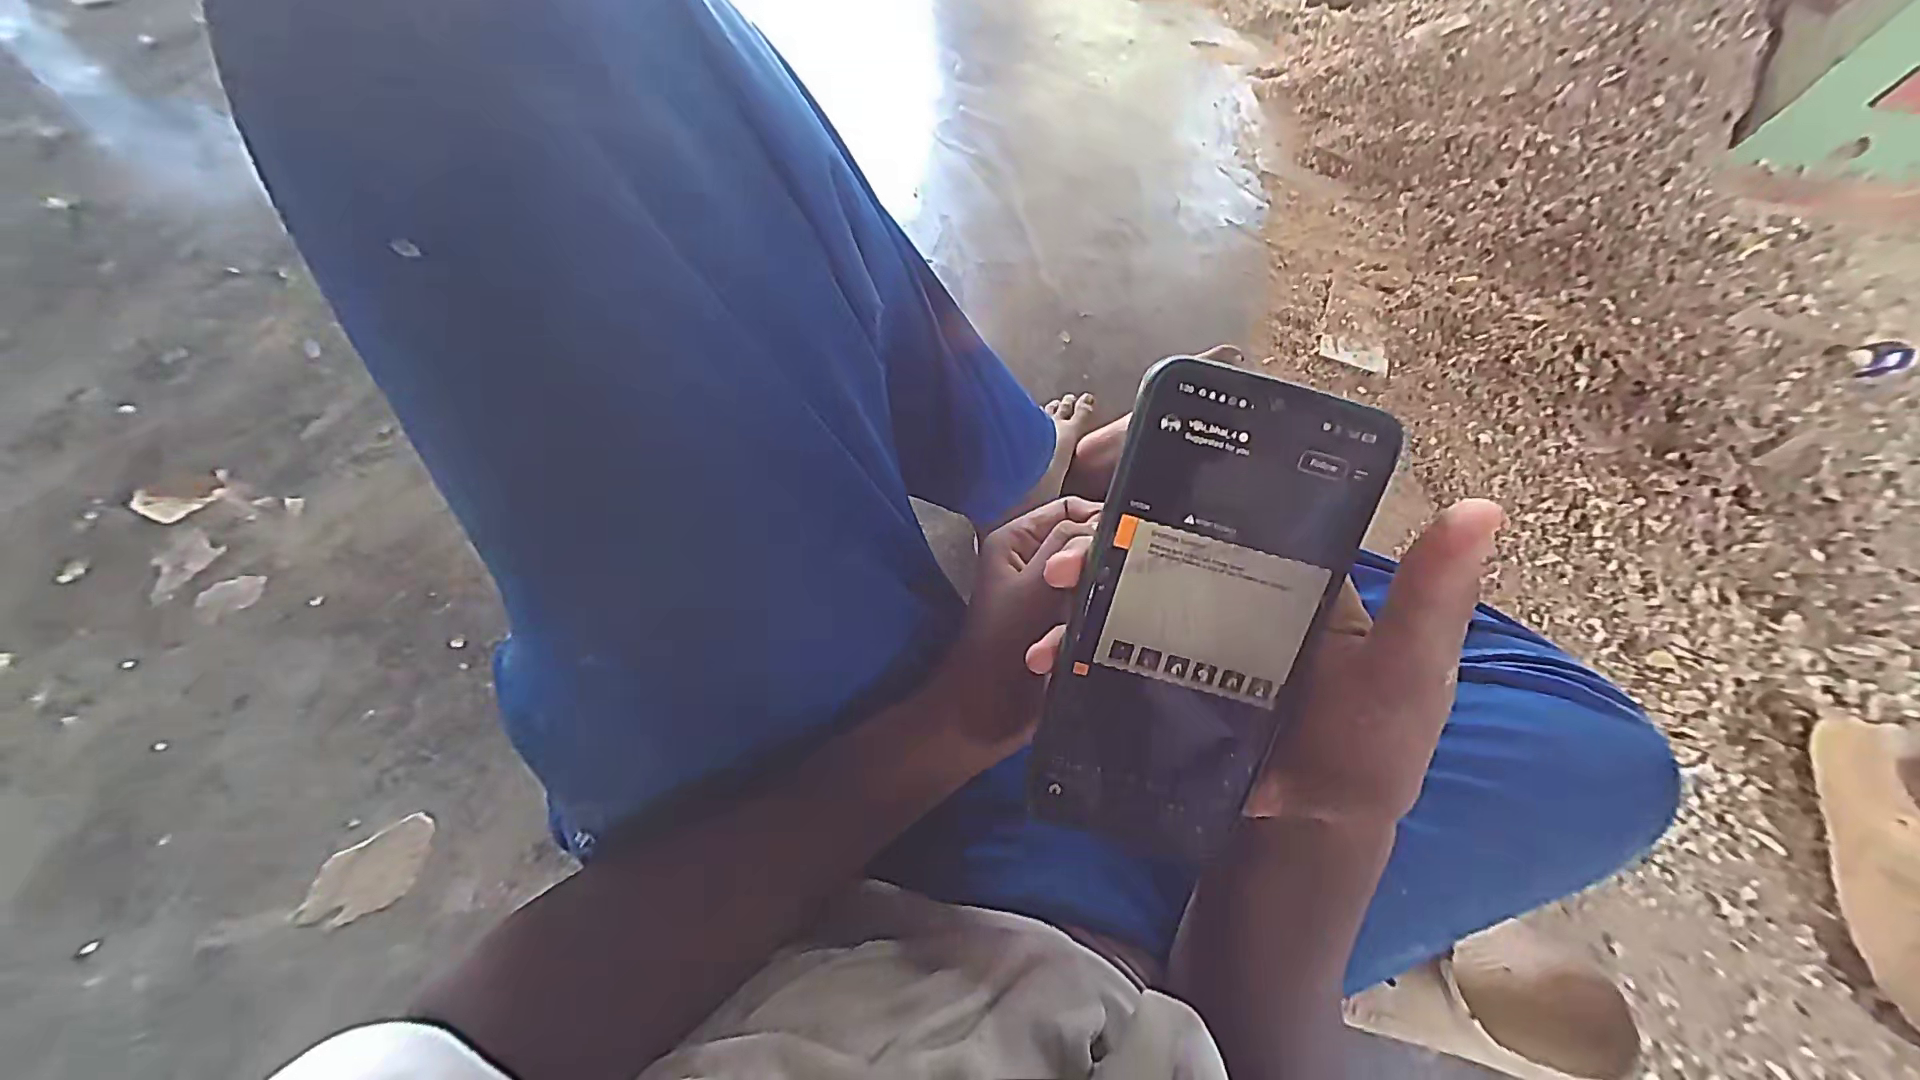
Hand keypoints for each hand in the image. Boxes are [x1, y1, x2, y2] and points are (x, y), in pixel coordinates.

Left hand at [935, 497, 1100, 754]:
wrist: (988, 715)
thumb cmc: (1000, 648)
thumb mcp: (1032, 590)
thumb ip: (1067, 551)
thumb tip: (1105, 523)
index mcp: (1017, 541)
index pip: (1071, 510)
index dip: (1099, 521)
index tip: (1130, 542)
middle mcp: (1035, 561)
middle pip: (1089, 545)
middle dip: (1104, 564)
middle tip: (1120, 584)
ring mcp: (1052, 594)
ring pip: (1098, 579)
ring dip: (1102, 599)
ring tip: (1095, 620)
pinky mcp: (1067, 624)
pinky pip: (1098, 610)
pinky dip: (1100, 623)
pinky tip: (1091, 642)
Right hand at [1026, 499, 1503, 826]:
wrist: (1314, 817)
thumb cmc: (1375, 740)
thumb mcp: (1410, 667)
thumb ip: (1432, 598)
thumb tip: (1484, 508)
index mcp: (1275, 569)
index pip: (1218, 503)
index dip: (1163, 474)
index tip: (1110, 459)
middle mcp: (1222, 588)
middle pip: (1150, 541)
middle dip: (1100, 539)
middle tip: (1066, 562)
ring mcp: (1182, 629)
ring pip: (1118, 589)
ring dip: (1076, 589)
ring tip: (1050, 609)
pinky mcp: (1152, 672)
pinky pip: (1103, 648)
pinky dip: (1068, 648)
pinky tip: (1045, 663)